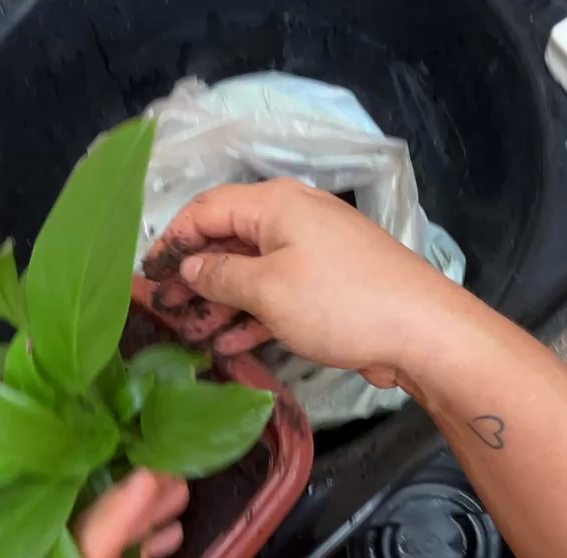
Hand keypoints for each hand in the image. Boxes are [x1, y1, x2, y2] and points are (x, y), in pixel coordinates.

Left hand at [27, 470, 188, 557]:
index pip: (88, 554)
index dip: (117, 514)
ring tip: (180, 495)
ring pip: (106, 545)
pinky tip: (168, 535)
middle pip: (94, 537)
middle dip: (131, 502)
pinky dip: (141, 543)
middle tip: (176, 477)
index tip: (149, 480)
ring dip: (139, 517)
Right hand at [141, 178, 472, 390]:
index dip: (172, 238)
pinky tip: (226, 344)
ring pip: (250, 275)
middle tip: (163, 308)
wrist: (418, 330)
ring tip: (189, 333)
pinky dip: (250, 317)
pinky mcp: (324, 289)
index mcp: (274, 204)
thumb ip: (221, 276)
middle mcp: (290, 221)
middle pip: (227, 243)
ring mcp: (310, 256)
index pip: (206, 209)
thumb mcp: (268, 289)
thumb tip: (191, 267)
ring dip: (218, 303)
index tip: (147, 272)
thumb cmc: (337, 301)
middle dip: (193, 276)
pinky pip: (275, 297)